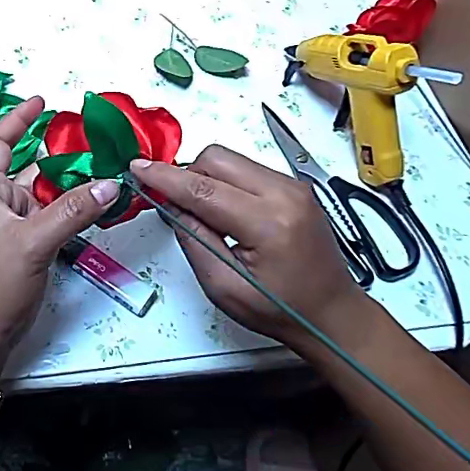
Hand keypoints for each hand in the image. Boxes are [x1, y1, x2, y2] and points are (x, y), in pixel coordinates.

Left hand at [0, 96, 121, 385]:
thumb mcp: (32, 242)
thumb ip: (72, 211)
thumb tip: (110, 183)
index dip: (16, 120)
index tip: (42, 102)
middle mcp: (4, 205)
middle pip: (33, 167)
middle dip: (61, 153)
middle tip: (96, 142)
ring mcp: (20, 227)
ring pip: (51, 193)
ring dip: (75, 182)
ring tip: (107, 169)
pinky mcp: (34, 247)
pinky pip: (60, 216)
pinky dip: (79, 208)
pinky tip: (100, 205)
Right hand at [129, 147, 373, 350]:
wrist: (331, 311)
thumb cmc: (281, 309)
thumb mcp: (225, 287)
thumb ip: (194, 240)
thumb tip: (172, 204)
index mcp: (269, 223)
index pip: (204, 189)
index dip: (166, 178)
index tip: (138, 169)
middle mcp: (285, 193)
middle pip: (219, 159)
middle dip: (188, 174)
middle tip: (175, 204)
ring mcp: (294, 186)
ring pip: (234, 160)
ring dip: (209, 178)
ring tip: (206, 215)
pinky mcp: (296, 186)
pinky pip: (250, 169)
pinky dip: (229, 182)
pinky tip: (227, 211)